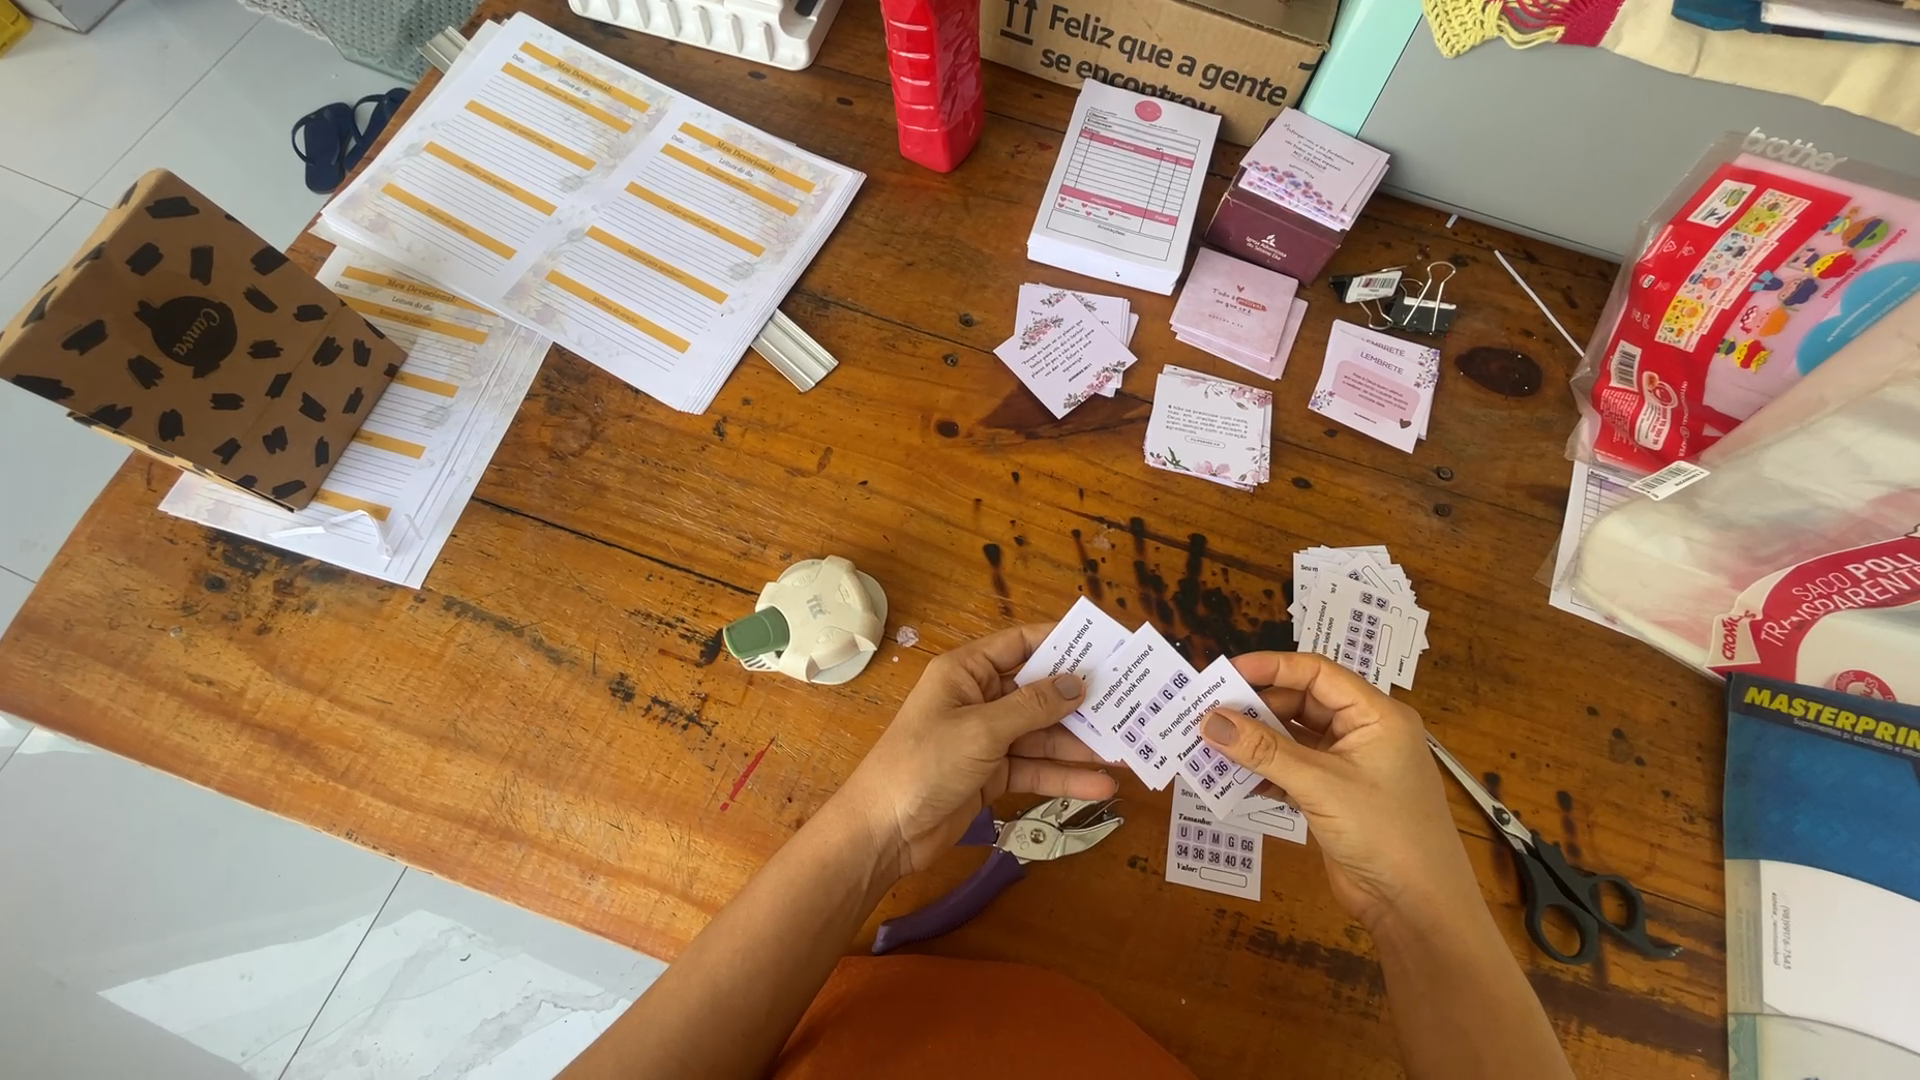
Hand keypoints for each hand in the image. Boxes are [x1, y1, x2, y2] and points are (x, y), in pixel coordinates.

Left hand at [836, 625, 1118, 879]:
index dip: (1062, 642)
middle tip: (1130, 702)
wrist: (884, 831)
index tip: (1106, 646)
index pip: (1021, 644)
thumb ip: (1032, 707)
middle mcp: (979, 698)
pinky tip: (1102, 784)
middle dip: (1081, 700)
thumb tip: (1078, 683)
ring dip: (1081, 743)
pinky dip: (1065, 775)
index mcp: (966, 671)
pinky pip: (1035, 767)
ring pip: (1042, 734)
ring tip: (1129, 749)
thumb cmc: (925, 763)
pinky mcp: (992, 774)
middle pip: (1038, 691)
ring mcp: (987, 738)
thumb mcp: (981, 730)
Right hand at [1199, 653, 1480, 934]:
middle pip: (1299, 702)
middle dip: (1255, 708)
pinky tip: (1232, 778)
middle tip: (1209, 714)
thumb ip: (1261, 750)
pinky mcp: (1333, 795)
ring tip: (1211, 743)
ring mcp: (1347, 765)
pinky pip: (1289, 768)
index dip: (1270, 667)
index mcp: (1375, 716)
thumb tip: (1208, 721)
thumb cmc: (1384, 833)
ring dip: (1254, 741)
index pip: (1315, 673)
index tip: (1226, 673)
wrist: (1419, 911)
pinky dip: (1262, 770)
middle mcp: (1362, 732)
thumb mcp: (1319, 784)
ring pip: (1290, 736)